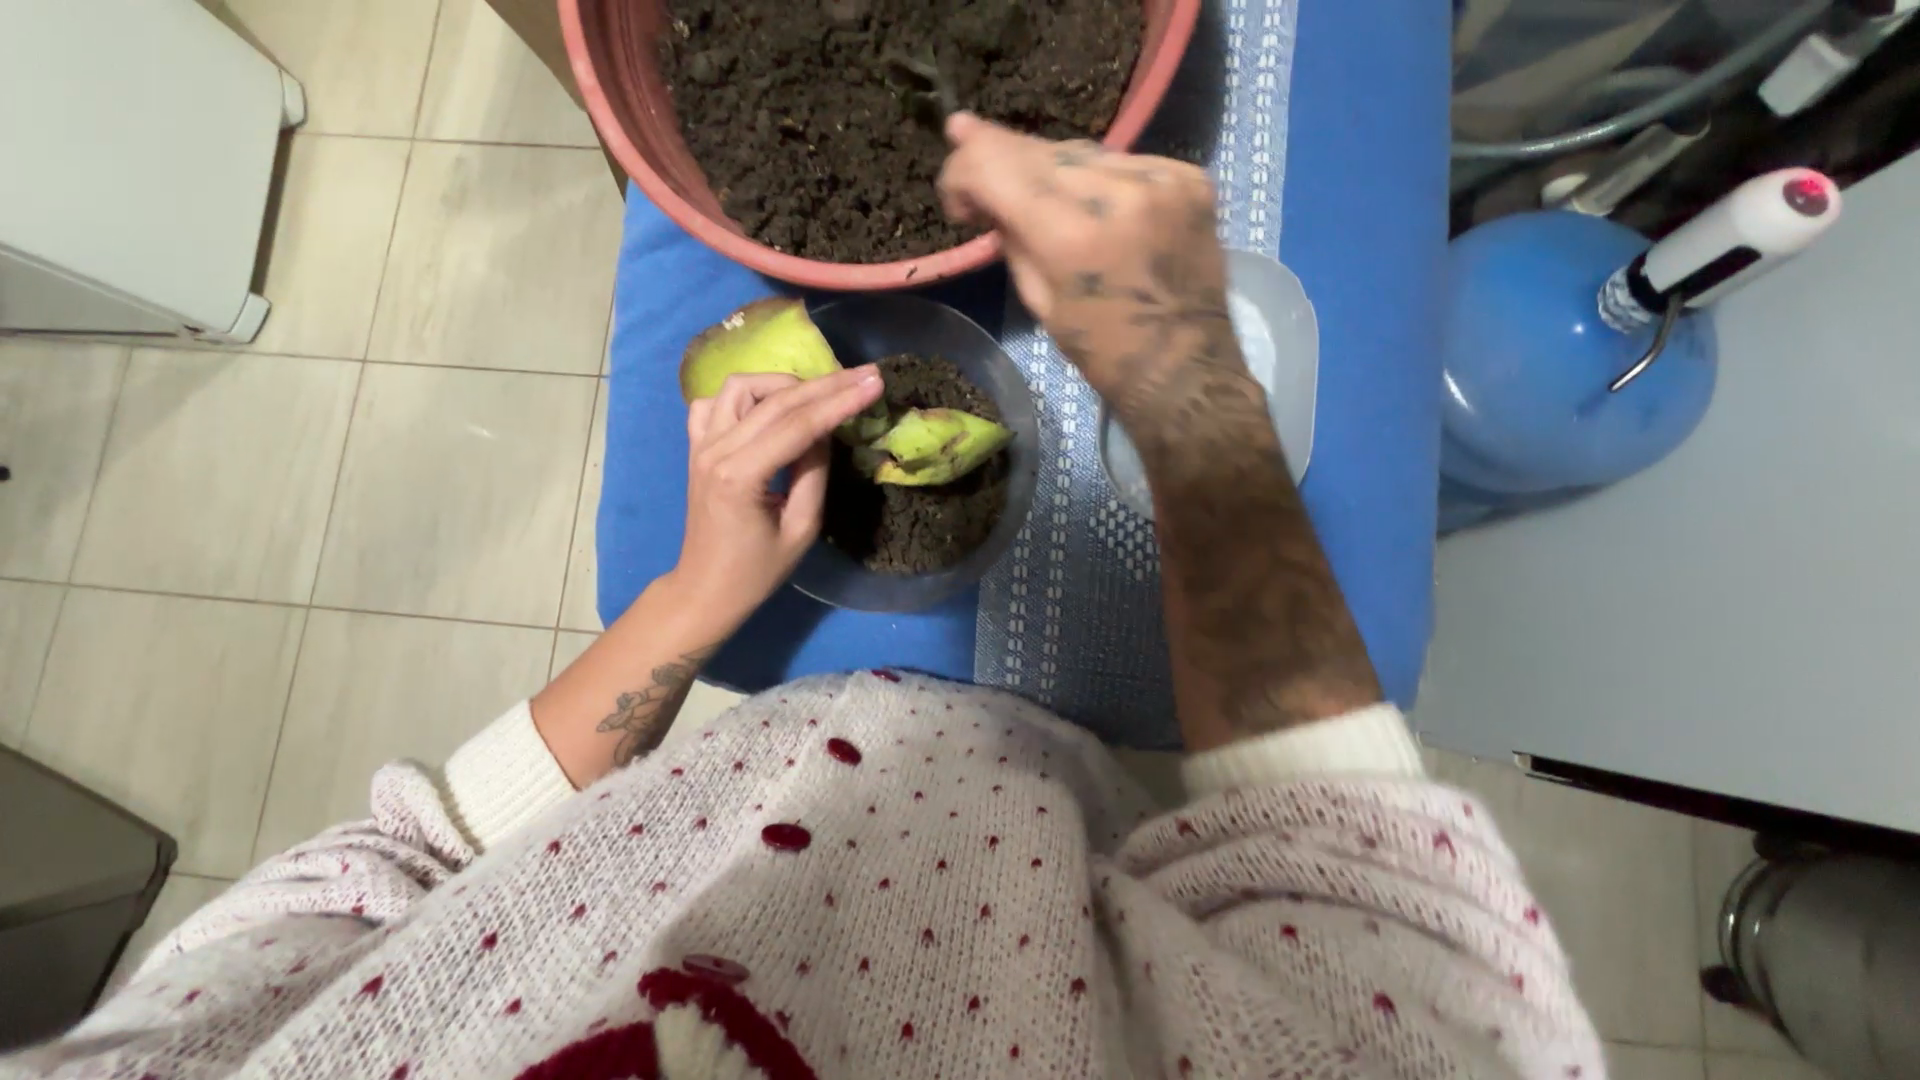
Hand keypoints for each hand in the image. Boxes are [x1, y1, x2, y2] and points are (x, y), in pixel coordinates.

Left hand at [670, 366, 884, 629]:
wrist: (706, 588)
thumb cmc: (757, 570)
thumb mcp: (801, 529)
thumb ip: (815, 474)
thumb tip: (826, 430)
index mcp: (740, 476)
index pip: (798, 424)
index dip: (840, 401)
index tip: (874, 382)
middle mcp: (715, 450)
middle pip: (776, 400)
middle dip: (826, 384)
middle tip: (865, 374)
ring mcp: (700, 444)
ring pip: (742, 387)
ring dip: (782, 384)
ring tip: (815, 397)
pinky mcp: (695, 445)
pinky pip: (715, 401)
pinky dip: (745, 396)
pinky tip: (768, 408)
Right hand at [937, 112, 1249, 421]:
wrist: (1184, 365)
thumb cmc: (1102, 348)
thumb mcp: (1039, 301)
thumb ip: (1012, 239)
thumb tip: (986, 195)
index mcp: (1073, 236)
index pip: (999, 168)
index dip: (965, 169)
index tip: (954, 191)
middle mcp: (1118, 192)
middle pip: (1039, 151)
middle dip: (999, 155)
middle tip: (967, 141)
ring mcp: (1160, 179)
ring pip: (1082, 153)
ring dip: (1050, 168)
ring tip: (1031, 184)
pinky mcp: (1189, 178)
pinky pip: (1124, 164)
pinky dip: (1099, 179)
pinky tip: (1091, 201)